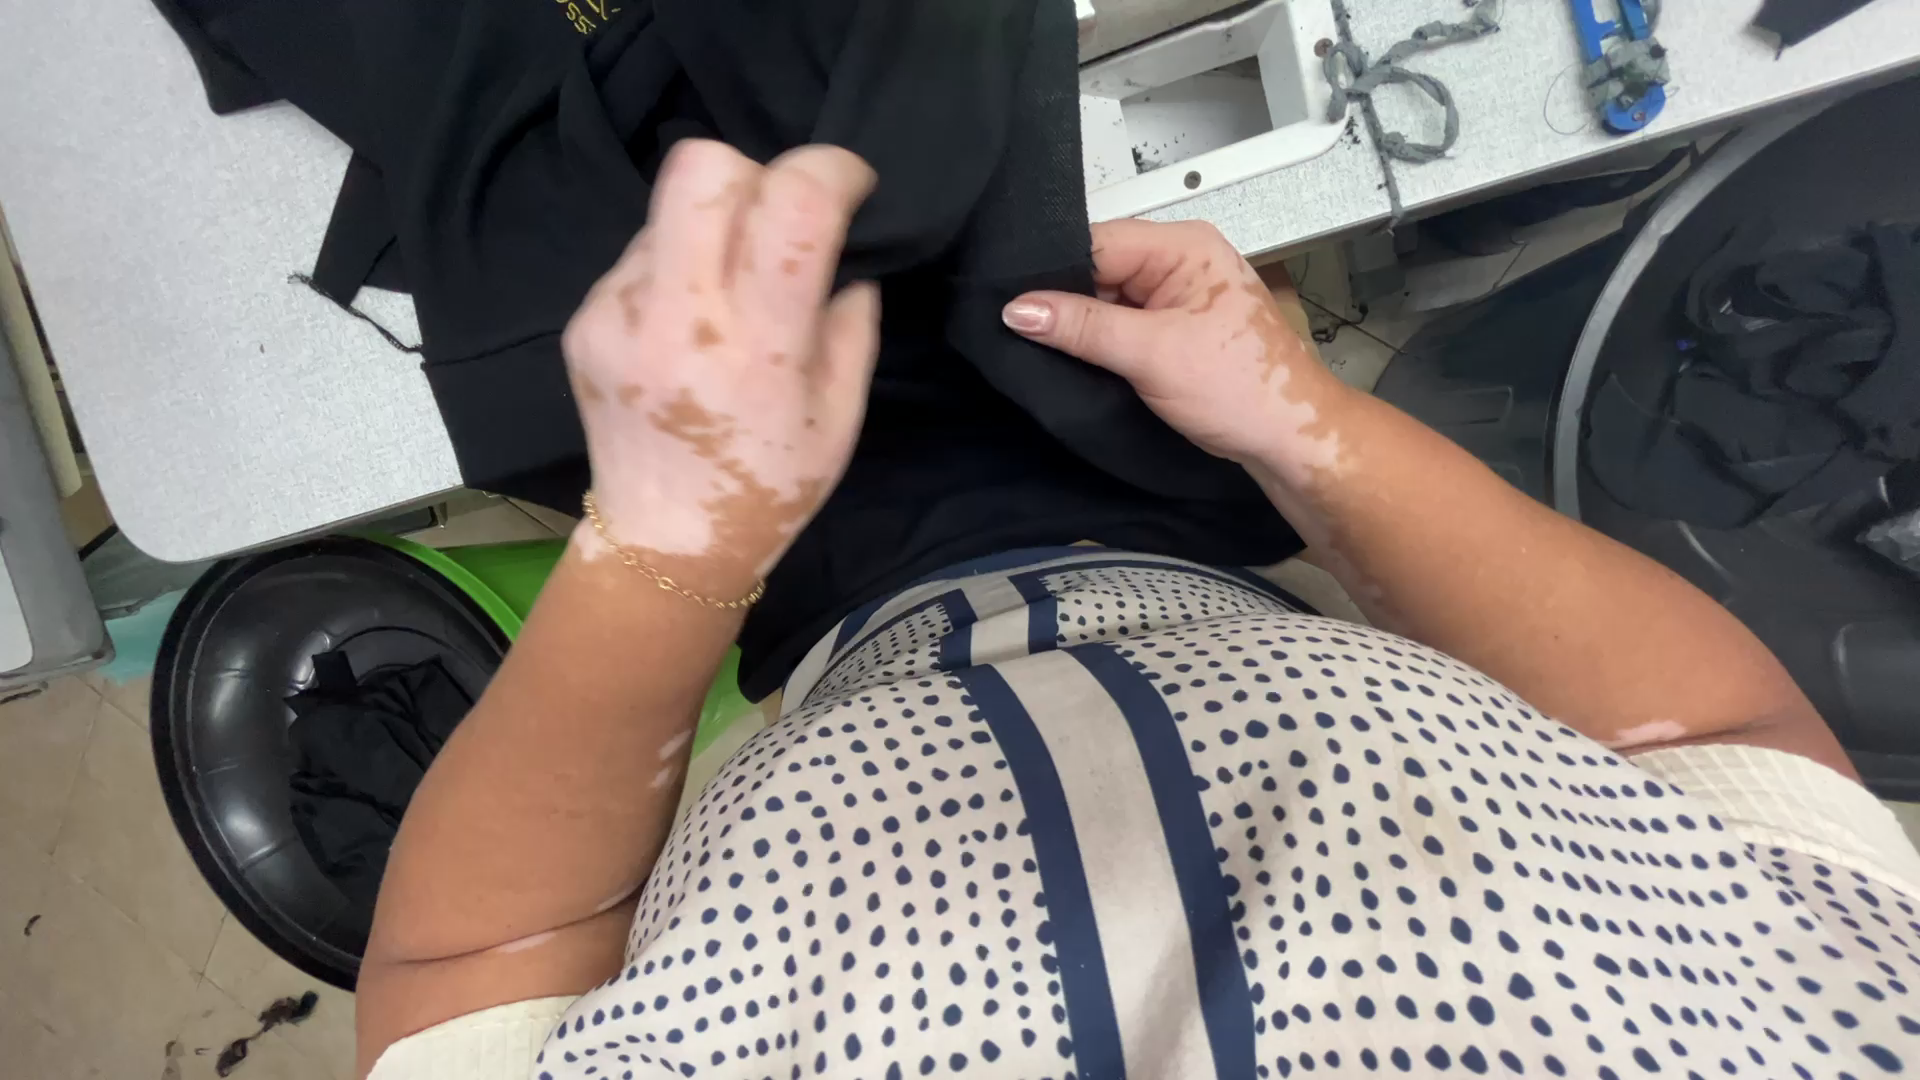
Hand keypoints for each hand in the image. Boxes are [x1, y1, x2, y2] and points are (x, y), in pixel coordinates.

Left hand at [562, 140, 879, 600]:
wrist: (667, 540)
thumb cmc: (771, 489)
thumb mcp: (841, 418)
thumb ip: (852, 328)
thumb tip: (847, 264)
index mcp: (757, 348)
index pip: (790, 205)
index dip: (831, 171)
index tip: (851, 187)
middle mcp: (676, 315)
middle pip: (705, 166)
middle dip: (760, 173)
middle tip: (784, 227)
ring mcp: (615, 312)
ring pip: (670, 208)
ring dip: (718, 228)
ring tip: (734, 297)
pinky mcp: (583, 319)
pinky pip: (641, 255)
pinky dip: (681, 268)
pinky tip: (692, 327)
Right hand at [1001, 219, 1355, 487]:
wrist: (1283, 437)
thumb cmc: (1242, 388)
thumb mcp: (1152, 353)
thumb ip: (1083, 328)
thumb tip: (1020, 310)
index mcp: (1183, 247)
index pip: (1097, 242)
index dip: (1052, 270)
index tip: (1011, 301)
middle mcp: (1176, 263)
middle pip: (1095, 270)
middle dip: (1060, 300)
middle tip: (1018, 328)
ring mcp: (1170, 298)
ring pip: (1101, 301)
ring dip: (1075, 326)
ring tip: (1038, 346)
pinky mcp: (1165, 330)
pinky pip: (1115, 326)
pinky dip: (1093, 344)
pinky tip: (1069, 357)